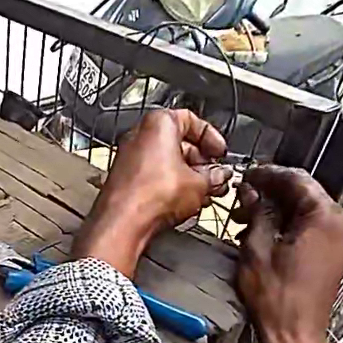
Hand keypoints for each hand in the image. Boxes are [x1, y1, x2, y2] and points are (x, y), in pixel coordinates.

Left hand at [72, 109, 230, 277]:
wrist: (122, 222)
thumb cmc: (151, 195)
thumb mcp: (199, 184)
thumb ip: (214, 176)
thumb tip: (220, 175)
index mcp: (159, 124)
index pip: (192, 120)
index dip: (211, 137)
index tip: (220, 152)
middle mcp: (140, 136)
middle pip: (179, 142)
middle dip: (201, 161)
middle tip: (215, 176)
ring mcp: (130, 157)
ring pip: (166, 161)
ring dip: (188, 176)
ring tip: (204, 192)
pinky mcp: (125, 179)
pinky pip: (153, 176)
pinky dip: (170, 185)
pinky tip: (184, 200)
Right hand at [234, 165, 342, 342]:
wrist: (294, 335)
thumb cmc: (279, 302)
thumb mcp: (256, 249)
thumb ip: (256, 213)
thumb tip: (251, 194)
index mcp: (326, 219)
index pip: (296, 179)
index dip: (267, 175)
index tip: (248, 176)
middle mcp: (339, 226)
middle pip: (303, 193)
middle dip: (270, 193)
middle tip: (243, 198)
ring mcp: (339, 241)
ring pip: (305, 210)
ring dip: (276, 210)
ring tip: (246, 218)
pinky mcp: (332, 255)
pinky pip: (310, 228)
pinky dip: (287, 225)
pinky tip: (262, 233)